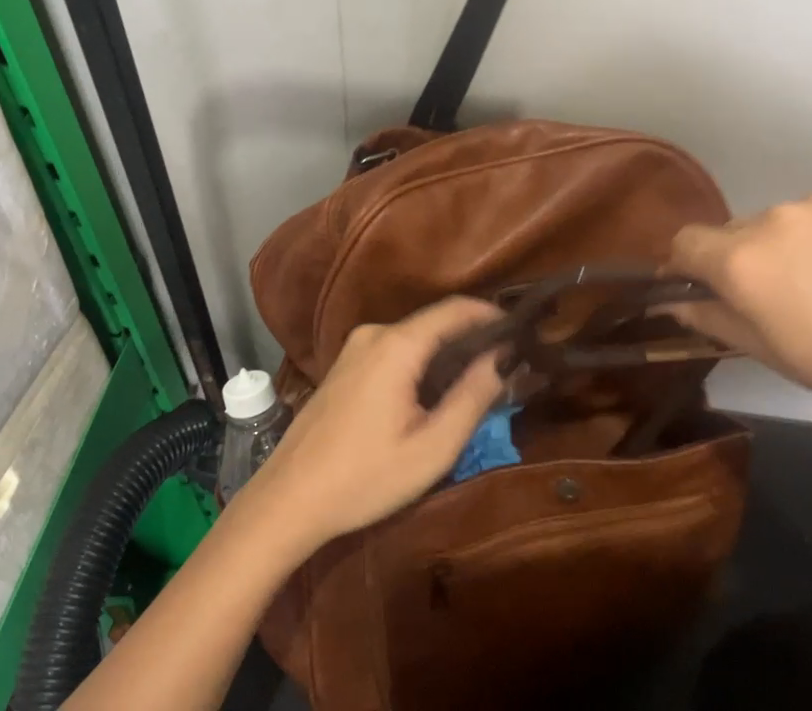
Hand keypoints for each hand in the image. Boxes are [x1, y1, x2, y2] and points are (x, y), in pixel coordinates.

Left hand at [241, 298, 506, 549]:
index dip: (493, 317)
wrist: (287, 502)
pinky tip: (433, 398)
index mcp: (396, 345)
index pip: (456, 309)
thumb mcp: (433, 447)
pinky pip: (394, 354)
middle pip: (435, 323)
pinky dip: (421, 366)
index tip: (525, 335)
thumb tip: (503, 359)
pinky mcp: (343, 369)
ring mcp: (353, 350)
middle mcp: (373, 334)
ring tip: (478, 386)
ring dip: (447, 356)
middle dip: (473, 341)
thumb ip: (473, 397)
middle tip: (508, 369)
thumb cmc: (365, 478)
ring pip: (414, 340)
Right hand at [668, 188, 811, 437]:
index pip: (683, 243)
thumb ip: (714, 320)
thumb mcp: (773, 354)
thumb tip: (675, 301)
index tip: (698, 291)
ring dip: (785, 247)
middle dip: (738, 261)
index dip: (683, 267)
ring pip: (781, 223)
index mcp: (742, 261)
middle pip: (733, 232)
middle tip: (776, 302)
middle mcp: (774, 218)